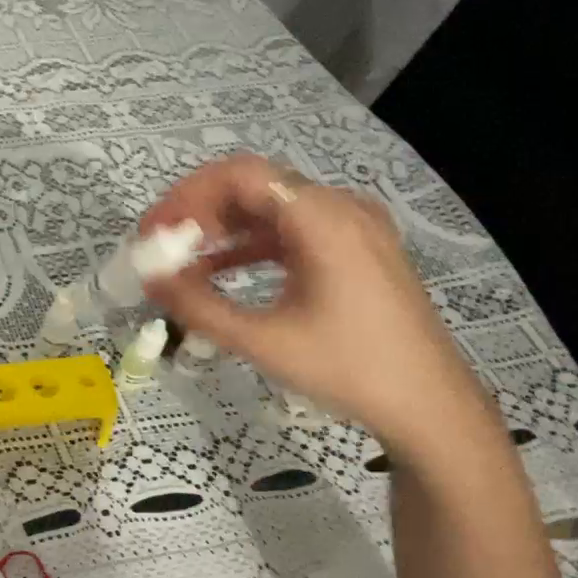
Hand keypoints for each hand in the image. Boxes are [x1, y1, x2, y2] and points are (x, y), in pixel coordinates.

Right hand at [141, 154, 490, 450]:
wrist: (427, 402)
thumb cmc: (347, 369)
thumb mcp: (263, 340)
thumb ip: (199, 306)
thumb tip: (150, 281)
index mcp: (323, 219)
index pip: (240, 175)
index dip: (187, 196)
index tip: (153, 233)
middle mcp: (339, 209)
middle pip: (254, 187)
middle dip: (199, 213)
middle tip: (159, 249)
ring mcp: (352, 228)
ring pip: (270, 209)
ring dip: (221, 230)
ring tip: (180, 263)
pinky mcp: (354, 250)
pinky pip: (290, 232)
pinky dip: (249, 246)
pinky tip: (218, 272)